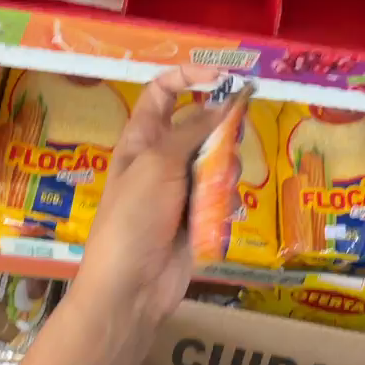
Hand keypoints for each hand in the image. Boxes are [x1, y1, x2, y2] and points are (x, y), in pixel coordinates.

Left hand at [75, 66, 221, 330]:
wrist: (131, 286)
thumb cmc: (134, 217)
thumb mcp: (158, 164)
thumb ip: (193, 130)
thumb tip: (224, 102)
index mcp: (142, 137)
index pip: (164, 90)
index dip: (190, 77)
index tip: (223, 79)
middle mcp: (162, 156)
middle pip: (201, 125)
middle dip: (220, 131)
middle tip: (233, 140)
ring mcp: (181, 187)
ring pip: (218, 160)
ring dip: (224, 170)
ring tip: (217, 189)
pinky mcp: (199, 215)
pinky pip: (222, 194)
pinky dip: (226, 200)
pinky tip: (220, 214)